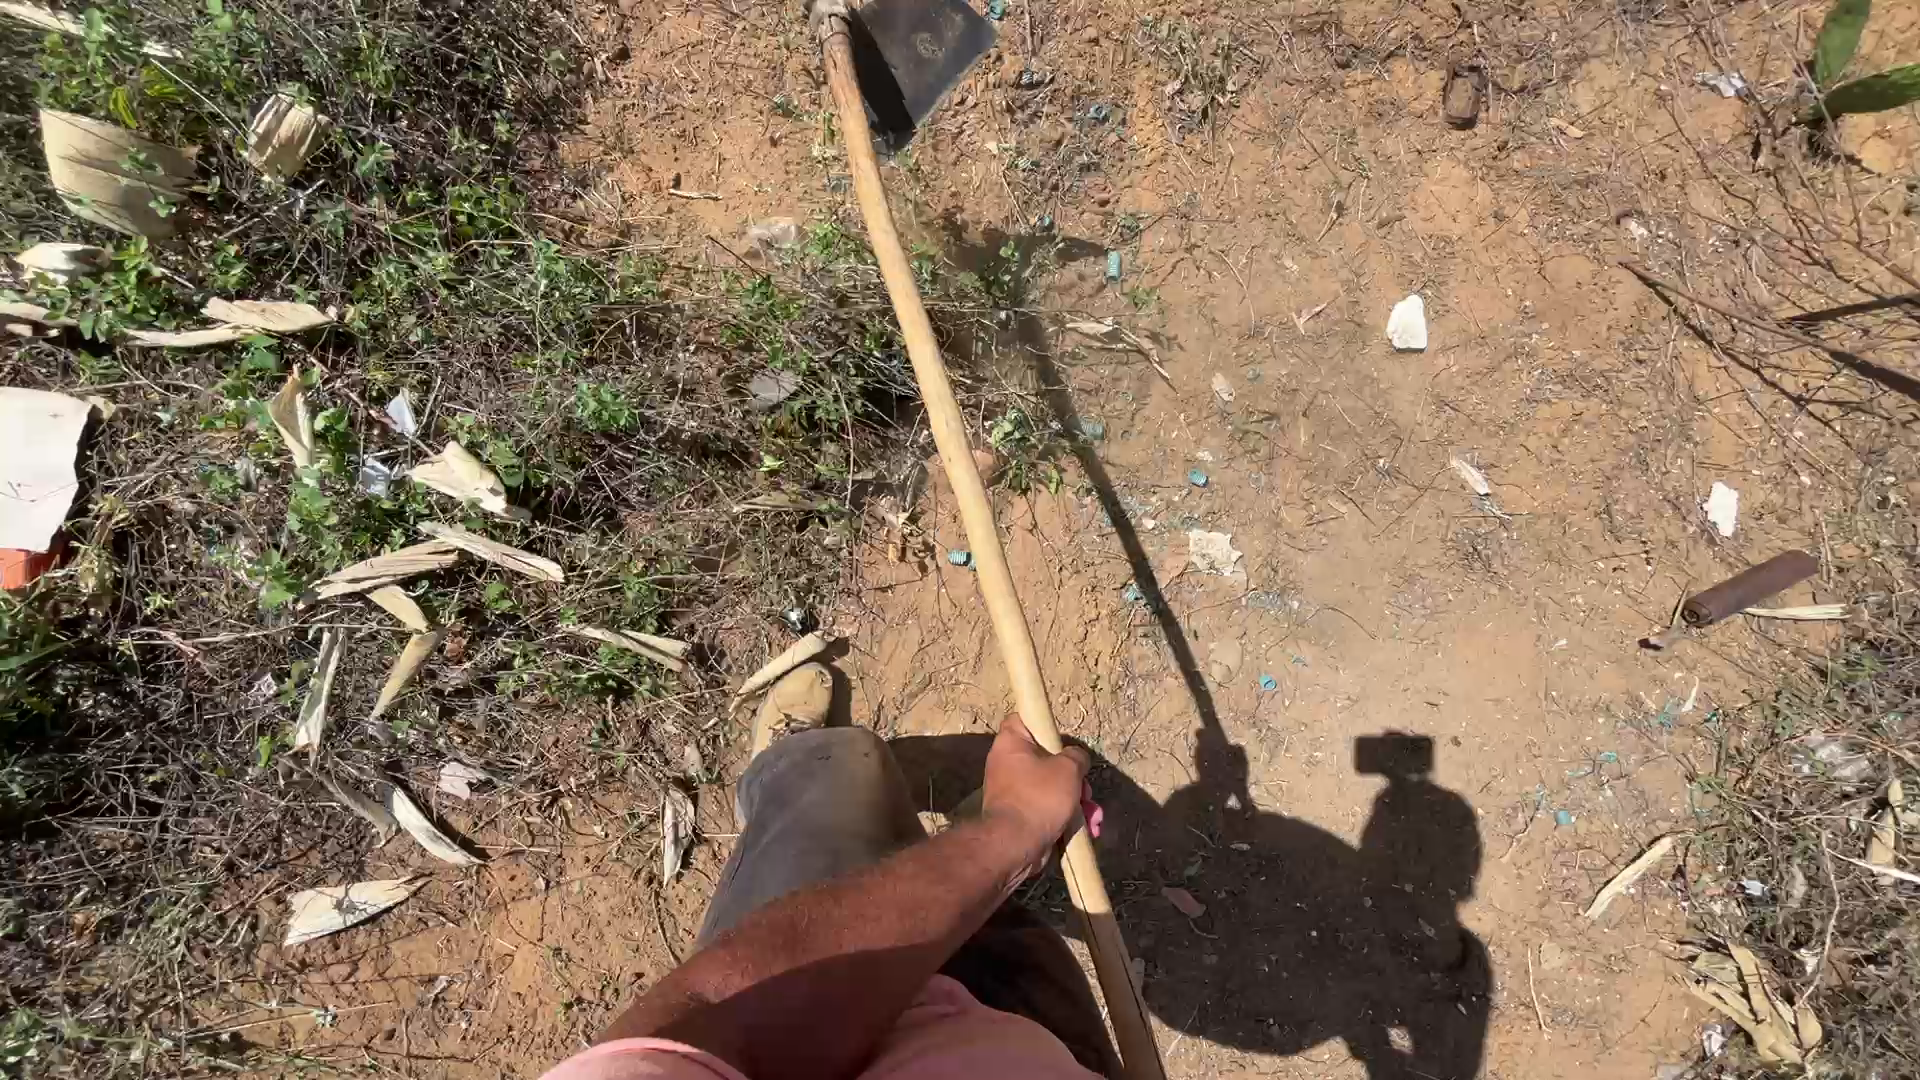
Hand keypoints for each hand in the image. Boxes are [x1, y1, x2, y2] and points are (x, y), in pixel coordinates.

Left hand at [980, 714, 1093, 881]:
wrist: (1015, 846)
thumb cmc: (1039, 797)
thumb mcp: (1068, 769)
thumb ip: (1076, 756)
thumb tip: (1076, 758)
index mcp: (1011, 743)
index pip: (1024, 719)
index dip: (1045, 724)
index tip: (1063, 738)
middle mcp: (1008, 763)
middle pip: (1048, 759)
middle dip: (1074, 777)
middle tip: (1086, 790)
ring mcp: (1014, 791)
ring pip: (1052, 787)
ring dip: (1077, 800)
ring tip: (1093, 817)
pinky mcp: (1022, 814)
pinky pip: (1048, 807)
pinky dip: (1067, 816)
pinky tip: (1087, 830)